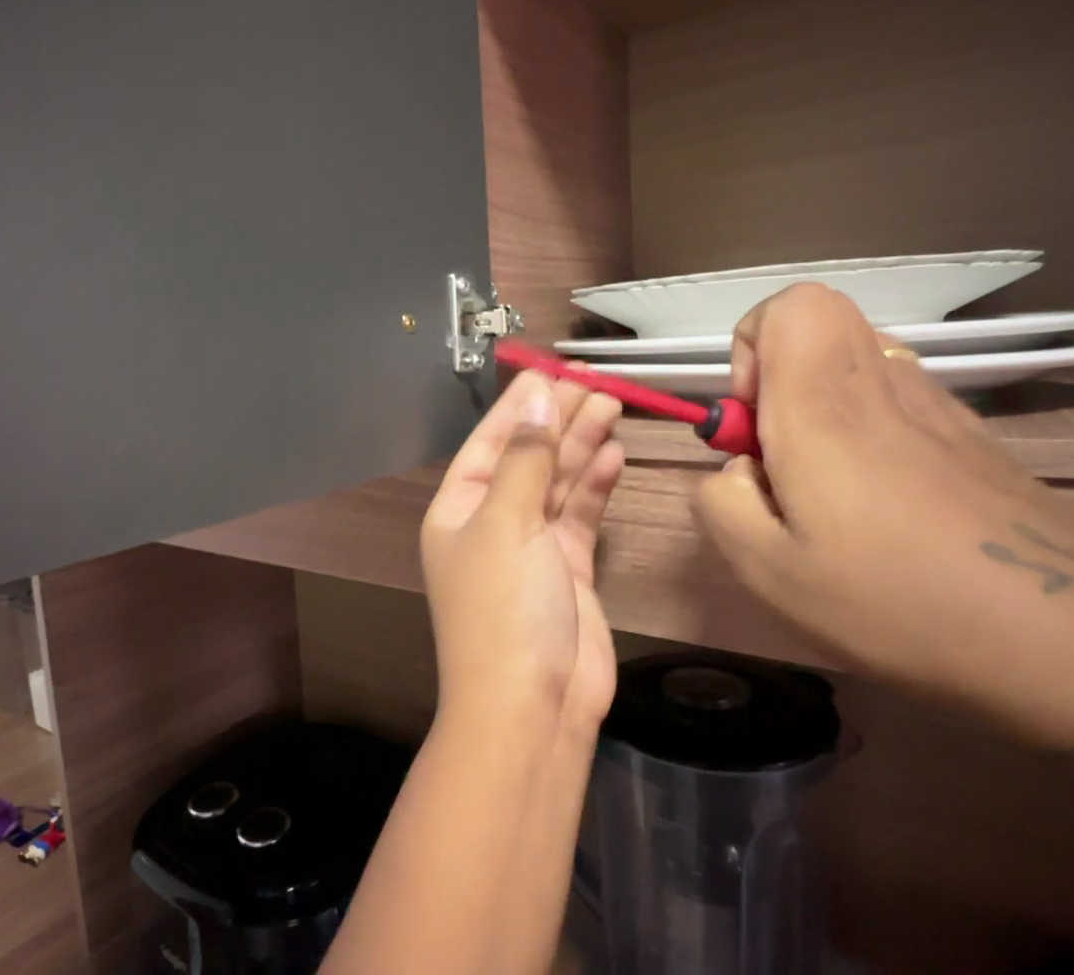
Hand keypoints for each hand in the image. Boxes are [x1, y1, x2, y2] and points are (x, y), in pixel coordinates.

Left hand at [421, 370, 625, 735]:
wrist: (532, 703)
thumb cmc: (504, 606)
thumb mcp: (507, 521)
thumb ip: (526, 456)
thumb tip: (536, 396)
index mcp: (458, 509)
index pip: (489, 442)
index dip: (520, 406)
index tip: (553, 369)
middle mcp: (491, 523)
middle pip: (527, 457)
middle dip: (558, 419)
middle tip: (597, 381)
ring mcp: (532, 547)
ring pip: (557, 481)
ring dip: (581, 444)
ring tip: (612, 404)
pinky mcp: (569, 569)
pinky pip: (580, 514)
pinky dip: (595, 485)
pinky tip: (614, 454)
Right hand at [694, 284, 1073, 747]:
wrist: (1061, 636)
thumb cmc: (892, 597)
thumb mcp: (764, 568)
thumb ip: (720, 500)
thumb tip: (739, 471)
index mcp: (824, 404)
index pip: (789, 305)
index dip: (750, 347)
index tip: (751, 421)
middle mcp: (884, 386)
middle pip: (823, 323)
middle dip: (780, 376)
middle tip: (781, 454)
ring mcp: (940, 409)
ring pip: (860, 363)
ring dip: (825, 406)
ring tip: (832, 493)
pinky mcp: (975, 440)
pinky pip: (902, 403)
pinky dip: (871, 433)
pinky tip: (886, 511)